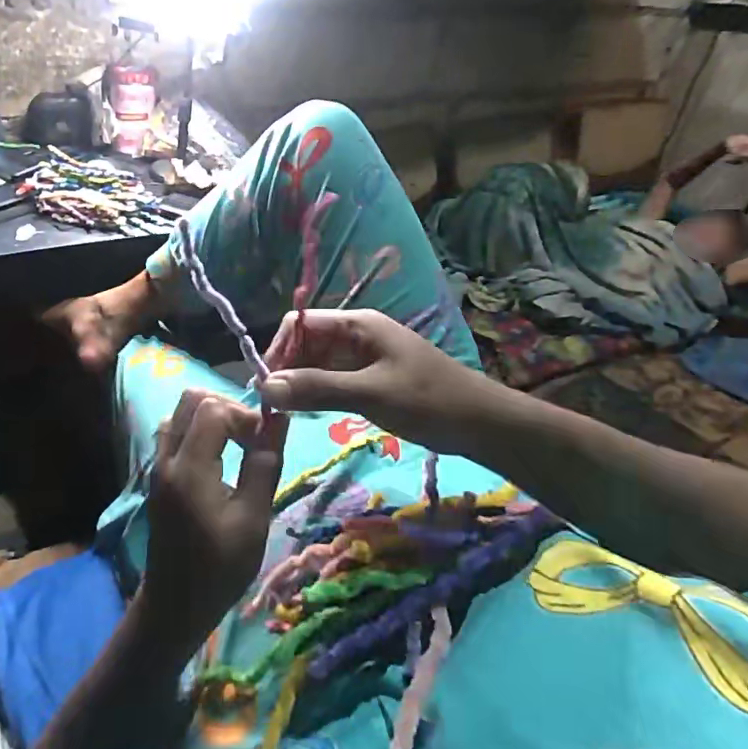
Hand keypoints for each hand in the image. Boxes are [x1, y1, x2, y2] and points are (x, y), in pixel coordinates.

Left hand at [137, 390, 287, 649]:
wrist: (174, 605)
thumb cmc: (219, 569)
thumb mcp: (253, 519)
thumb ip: (264, 463)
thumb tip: (278, 419)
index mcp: (189, 468)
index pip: (213, 409)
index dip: (244, 414)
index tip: (266, 439)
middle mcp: (166, 458)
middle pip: (191, 399)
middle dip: (226, 406)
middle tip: (251, 435)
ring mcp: (157, 465)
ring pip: (179, 412)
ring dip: (210, 415)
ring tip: (237, 443)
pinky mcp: (157, 474)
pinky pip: (173, 431)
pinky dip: (197, 429)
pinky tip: (218, 456)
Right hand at [260, 309, 488, 450]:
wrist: (482, 424)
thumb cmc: (429, 400)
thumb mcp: (370, 393)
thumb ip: (317, 388)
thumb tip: (264, 387)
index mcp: (357, 324)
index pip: (299, 324)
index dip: (278, 350)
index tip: (266, 386)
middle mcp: (356, 335)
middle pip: (305, 344)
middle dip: (285, 370)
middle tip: (273, 408)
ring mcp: (363, 358)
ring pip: (316, 365)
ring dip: (299, 384)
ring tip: (286, 414)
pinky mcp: (370, 380)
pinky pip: (331, 381)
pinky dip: (316, 395)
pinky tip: (309, 414)